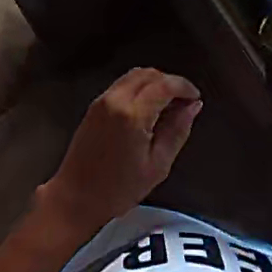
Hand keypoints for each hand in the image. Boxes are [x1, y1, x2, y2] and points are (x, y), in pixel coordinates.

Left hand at [35, 69, 201, 237]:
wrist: (75, 198)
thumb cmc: (118, 189)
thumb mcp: (158, 165)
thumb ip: (177, 131)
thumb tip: (193, 107)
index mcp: (132, 115)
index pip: (165, 84)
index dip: (184, 87)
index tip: (195, 98)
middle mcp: (115, 100)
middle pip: (149, 74)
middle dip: (170, 82)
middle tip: (184, 101)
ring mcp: (102, 101)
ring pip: (135, 75)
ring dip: (155, 82)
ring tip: (168, 105)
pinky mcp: (94, 106)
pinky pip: (123, 84)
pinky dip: (140, 88)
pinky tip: (148, 108)